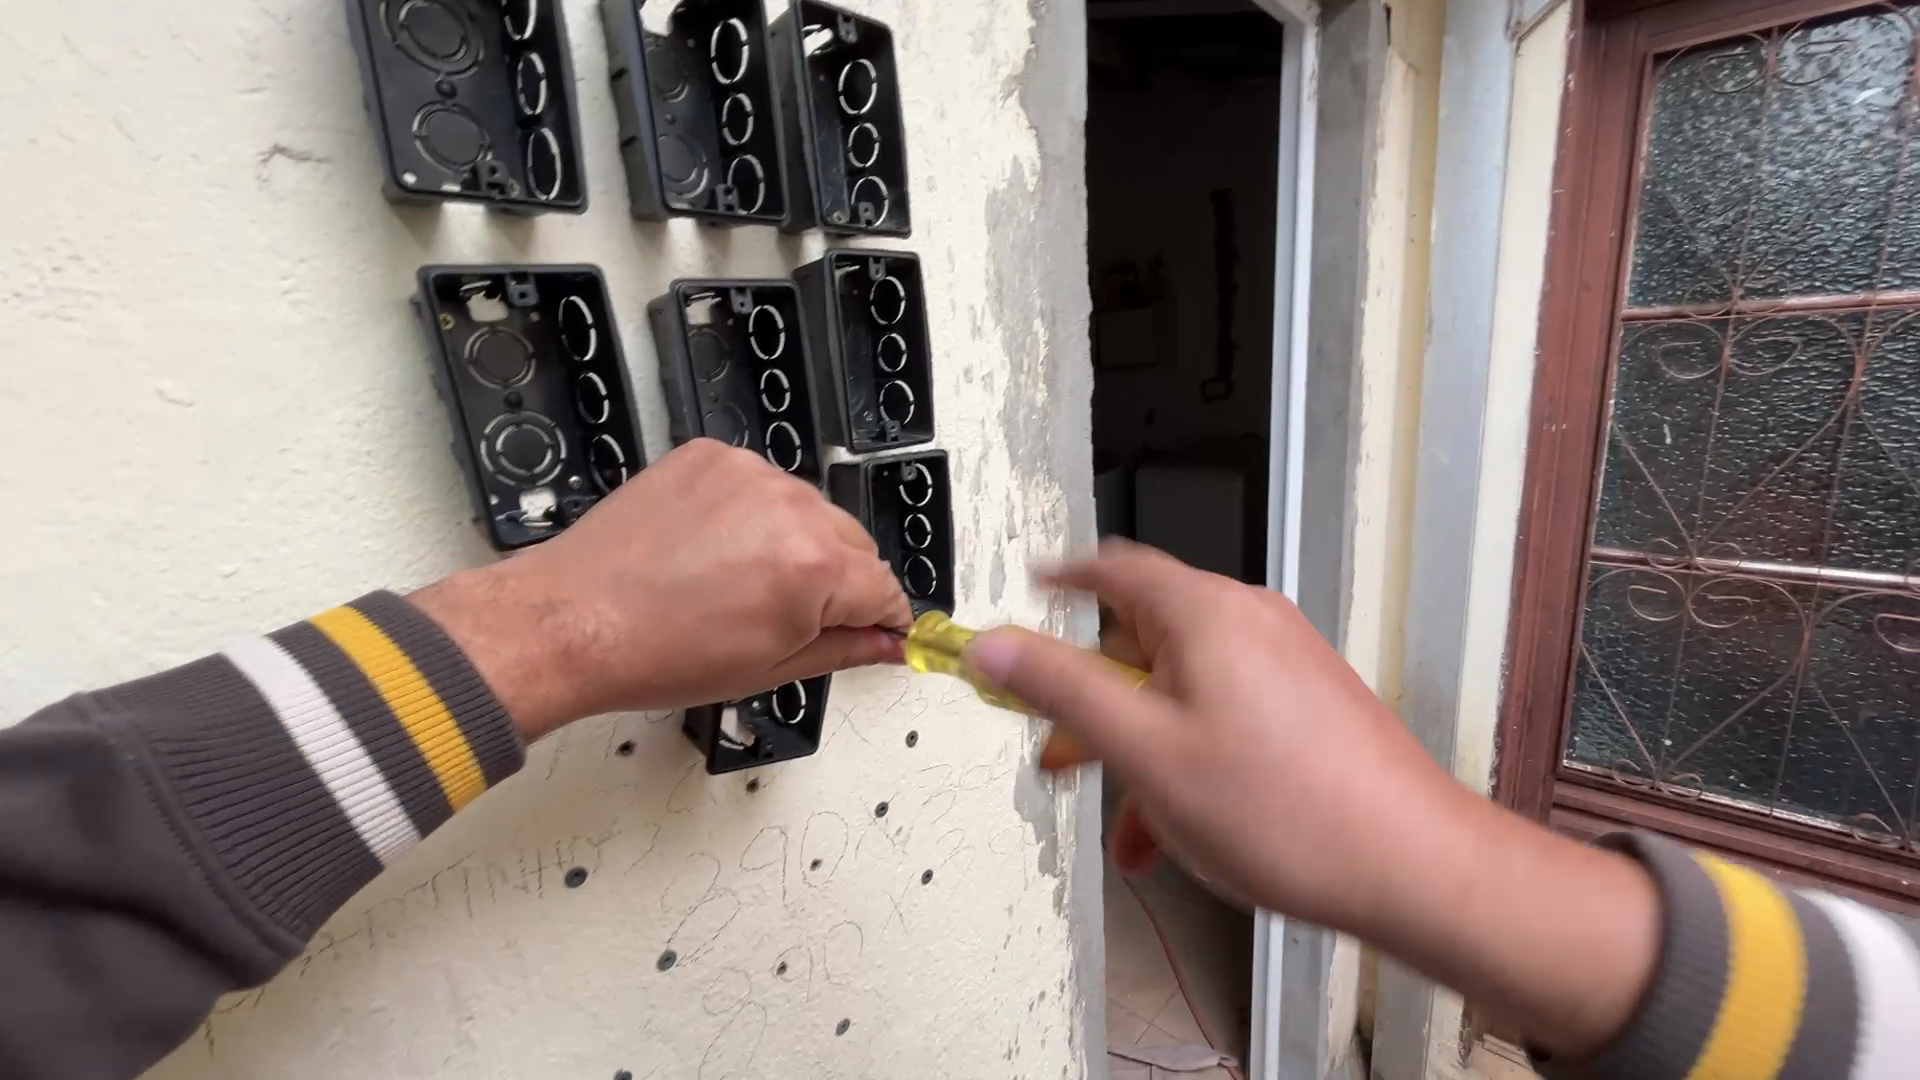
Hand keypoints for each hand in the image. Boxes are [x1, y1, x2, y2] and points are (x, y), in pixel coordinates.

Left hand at [414, 439, 911, 740]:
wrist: (571, 619)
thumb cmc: (657, 652)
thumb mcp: (770, 667)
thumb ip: (846, 648)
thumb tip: (888, 642)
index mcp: (813, 569)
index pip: (886, 587)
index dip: (886, 616)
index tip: (879, 625)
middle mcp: (792, 508)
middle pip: (857, 544)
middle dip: (844, 581)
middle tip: (798, 612)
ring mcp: (751, 474)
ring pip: (813, 511)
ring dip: (802, 542)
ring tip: (748, 578)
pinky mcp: (715, 457)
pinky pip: (766, 484)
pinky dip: (758, 513)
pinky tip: (722, 546)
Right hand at [965, 540, 1457, 926]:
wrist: (1418, 869)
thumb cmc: (1286, 809)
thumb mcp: (1143, 749)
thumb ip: (1059, 690)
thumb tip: (994, 646)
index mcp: (1203, 612)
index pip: (1112, 568)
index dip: (1059, 580)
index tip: (1029, 595)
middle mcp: (1245, 621)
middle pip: (1140, 636)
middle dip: (1095, 695)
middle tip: (1063, 746)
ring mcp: (1278, 660)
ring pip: (1177, 685)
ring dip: (1139, 741)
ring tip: (1126, 814)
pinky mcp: (1300, 699)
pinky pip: (1218, 711)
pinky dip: (1184, 752)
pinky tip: (1176, 825)